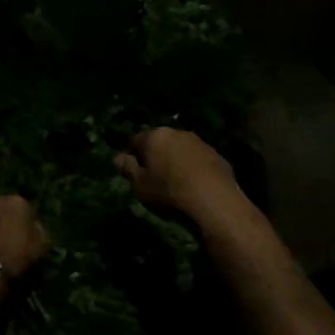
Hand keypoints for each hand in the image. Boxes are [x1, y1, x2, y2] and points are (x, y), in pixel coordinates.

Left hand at [0, 195, 49, 279]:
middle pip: (6, 207)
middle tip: (13, 232)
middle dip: (9, 216)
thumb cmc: (22, 253)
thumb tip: (33, 224)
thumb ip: (39, 227)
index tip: (29, 229)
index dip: (28, 218)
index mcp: (17, 202)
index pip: (26, 205)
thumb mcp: (43, 241)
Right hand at [114, 128, 246, 223]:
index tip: (129, 169)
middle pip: (159, 141)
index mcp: (155, 136)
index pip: (135, 140)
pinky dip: (191, 167)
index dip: (129, 154)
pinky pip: (196, 159)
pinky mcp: (217, 155)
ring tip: (172, 180)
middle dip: (153, 155)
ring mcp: (200, 142)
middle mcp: (177, 133)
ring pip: (179, 148)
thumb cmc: (168, 192)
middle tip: (149, 175)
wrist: (213, 201)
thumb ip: (128, 168)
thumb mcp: (139, 185)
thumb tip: (118, 157)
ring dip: (173, 160)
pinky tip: (191, 184)